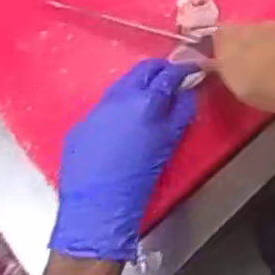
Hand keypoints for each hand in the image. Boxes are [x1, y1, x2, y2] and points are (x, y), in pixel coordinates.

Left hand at [49, 59, 198, 261]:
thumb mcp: (171, 140)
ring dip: (138, 86)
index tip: (194, 68)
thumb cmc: (143, 174)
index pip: (169, 72)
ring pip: (121, 85)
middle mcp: (118, 98)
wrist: (98, 206)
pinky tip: (124, 124)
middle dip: (160, 69)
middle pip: (142, 70)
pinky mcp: (80, 125)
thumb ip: (183, 109)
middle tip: (174, 77)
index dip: (185, 68)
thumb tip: (187, 90)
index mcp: (145, 100)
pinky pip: (105, 107)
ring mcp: (95, 110)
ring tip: (150, 99)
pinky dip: (120, 107)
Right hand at [213, 22, 274, 119]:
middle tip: (251, 61)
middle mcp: (250, 27)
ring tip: (274, 60)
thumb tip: (218, 58)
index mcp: (229, 44)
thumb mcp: (240, 87)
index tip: (225, 58)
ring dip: (264, 40)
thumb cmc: (272, 92)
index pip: (217, 34)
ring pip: (262, 29)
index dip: (221, 45)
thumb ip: (226, 67)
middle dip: (243, 42)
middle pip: (240, 29)